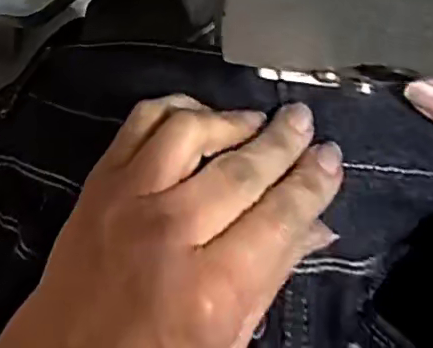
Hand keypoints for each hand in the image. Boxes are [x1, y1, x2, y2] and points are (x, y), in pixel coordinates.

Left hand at [0, 94, 344, 347]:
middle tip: (304, 119)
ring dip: (232, 118)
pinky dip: (176, 107)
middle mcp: (170, 231)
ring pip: (192, 131)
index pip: (278, 219)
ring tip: (258, 120)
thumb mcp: (227, 339)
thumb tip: (319, 224)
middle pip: (241, 170)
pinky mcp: (101, 177)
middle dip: (282, 141)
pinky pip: (143, 120)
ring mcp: (129, 197)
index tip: (331, 156)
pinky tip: (199, 114)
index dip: (311, 183)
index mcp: (209, 292)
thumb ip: (272, 276)